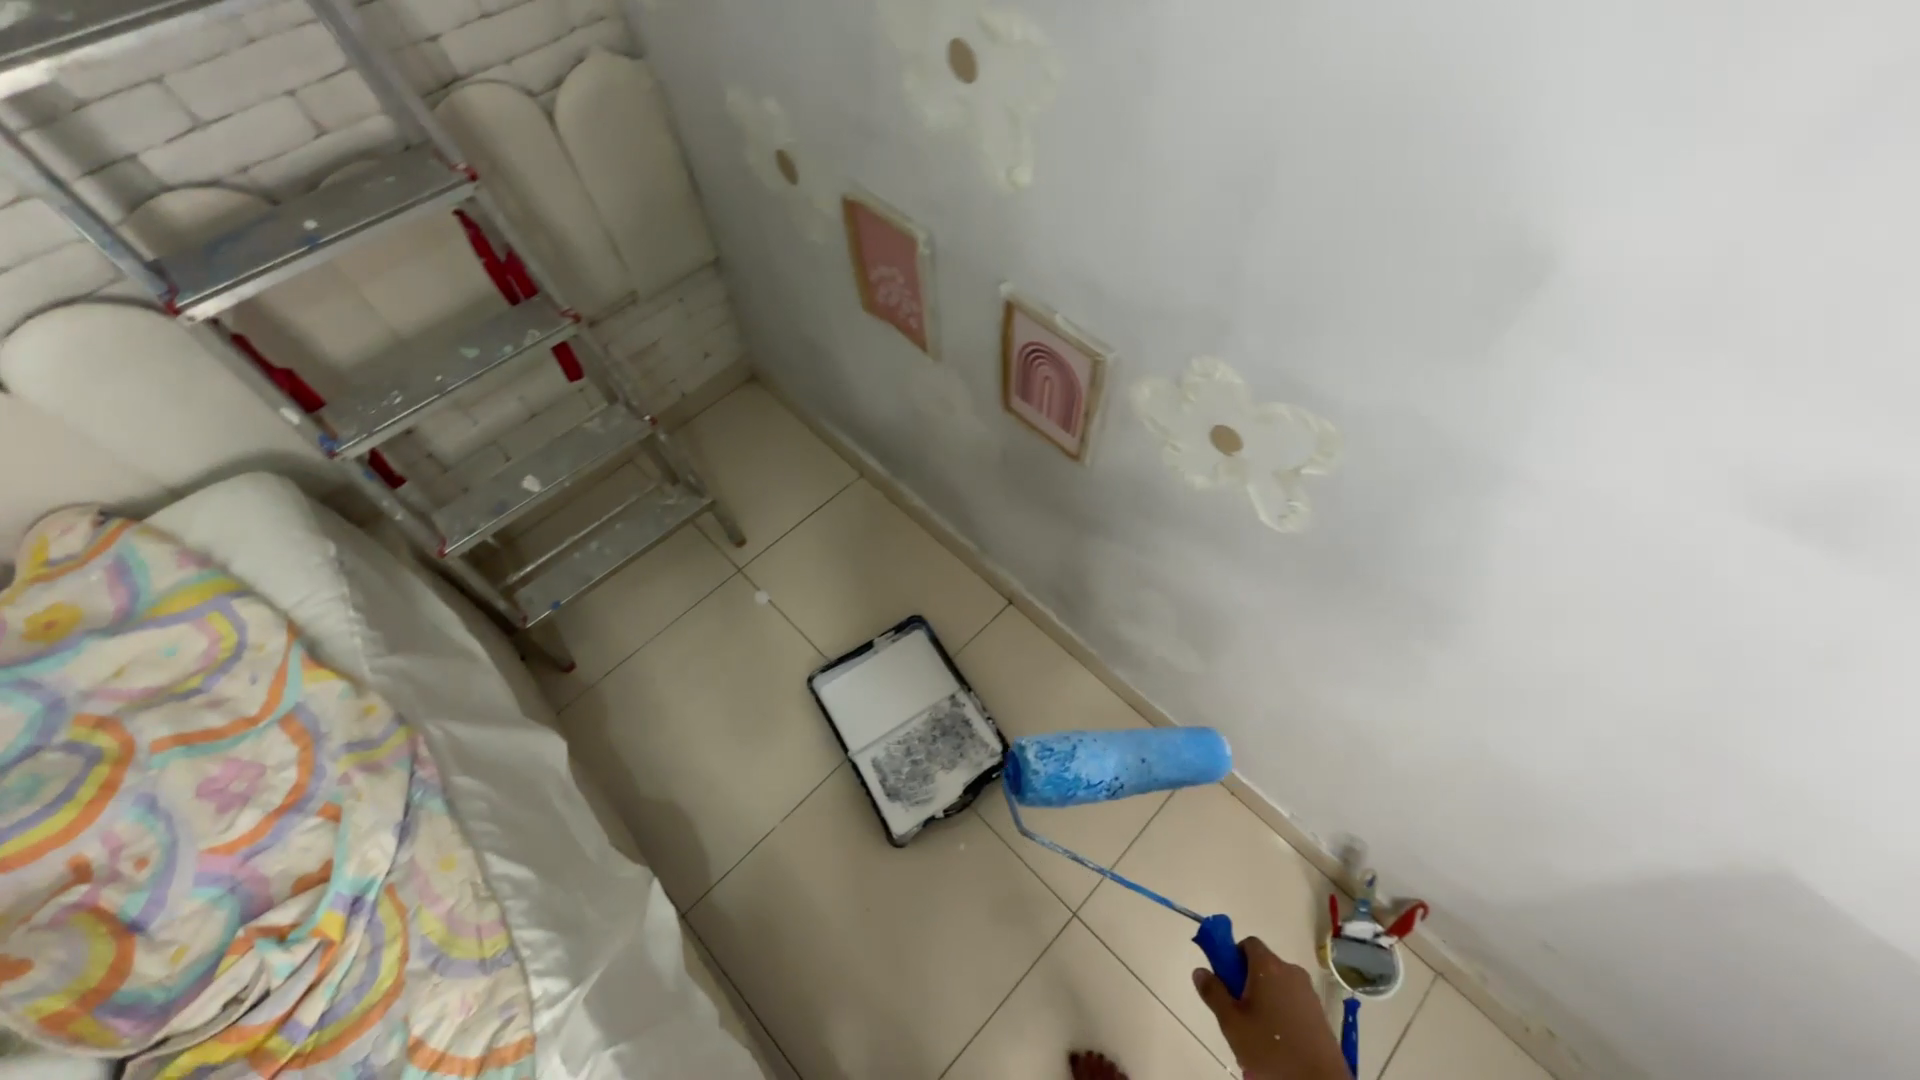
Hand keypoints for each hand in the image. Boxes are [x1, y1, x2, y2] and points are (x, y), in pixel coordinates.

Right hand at [1193, 937, 1350, 1079]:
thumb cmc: (1270, 1047)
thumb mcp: (1231, 1022)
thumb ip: (1213, 992)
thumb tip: (1200, 970)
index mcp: (1268, 967)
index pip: (1247, 943)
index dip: (1232, 956)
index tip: (1226, 980)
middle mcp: (1290, 971)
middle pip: (1262, 965)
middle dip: (1246, 981)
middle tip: (1237, 1011)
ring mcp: (1307, 992)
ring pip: (1276, 985)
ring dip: (1263, 998)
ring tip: (1256, 1031)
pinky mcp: (1318, 1012)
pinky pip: (1291, 1001)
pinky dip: (1280, 1011)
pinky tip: (1276, 1039)